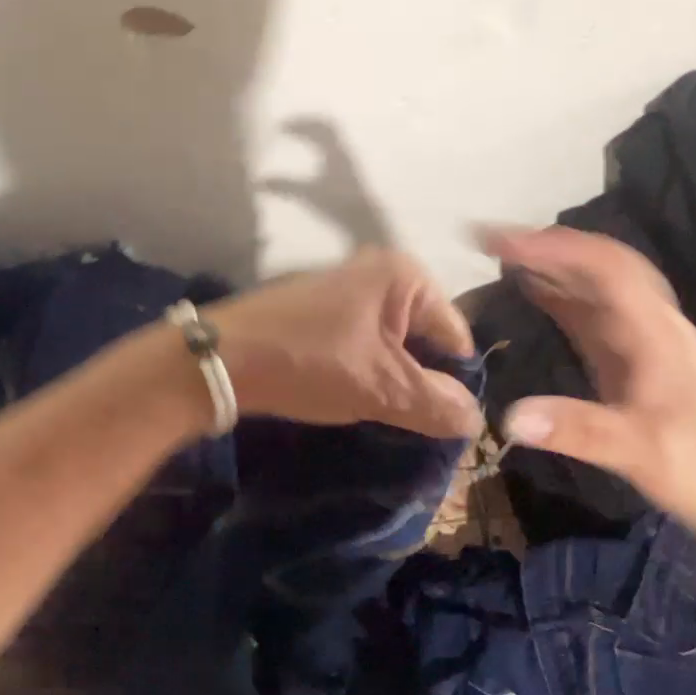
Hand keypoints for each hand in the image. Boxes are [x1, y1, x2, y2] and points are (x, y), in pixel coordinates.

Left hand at [203, 248, 483, 438]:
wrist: (219, 360)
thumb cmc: (308, 363)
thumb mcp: (382, 388)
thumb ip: (438, 404)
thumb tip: (475, 420)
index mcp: (405, 275)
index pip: (457, 336)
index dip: (454, 382)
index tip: (441, 423)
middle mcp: (378, 271)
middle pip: (424, 340)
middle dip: (420, 382)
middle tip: (409, 423)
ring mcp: (344, 290)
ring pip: (390, 347)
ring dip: (389, 381)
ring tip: (377, 414)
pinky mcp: (317, 312)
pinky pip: (360, 345)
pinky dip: (361, 372)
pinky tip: (348, 397)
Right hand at [480, 226, 695, 535]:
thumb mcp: (641, 452)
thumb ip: (579, 430)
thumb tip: (511, 416)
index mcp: (655, 334)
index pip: (605, 270)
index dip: (554, 249)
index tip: (502, 243)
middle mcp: (648, 326)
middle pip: (600, 267)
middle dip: (547, 246)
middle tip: (490, 241)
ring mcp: (640, 343)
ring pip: (594, 288)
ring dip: (552, 266)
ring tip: (500, 257)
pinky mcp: (631, 363)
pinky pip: (590, 315)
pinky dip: (559, 297)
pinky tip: (532, 293)